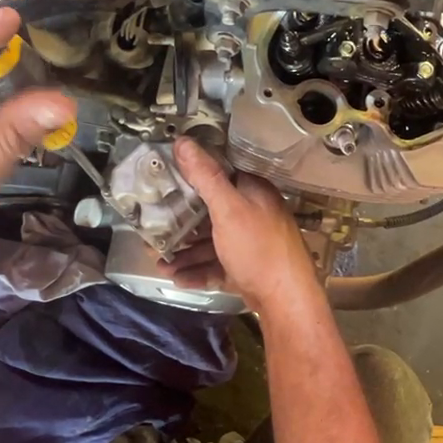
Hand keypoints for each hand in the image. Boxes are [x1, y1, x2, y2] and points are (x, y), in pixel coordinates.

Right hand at [156, 137, 322, 314]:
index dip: (192, 179)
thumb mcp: (228, 209)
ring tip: (160, 262)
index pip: (221, 176)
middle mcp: (255, 214)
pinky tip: (177, 278)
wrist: (286, 300)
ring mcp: (251, 244)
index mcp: (254, 192)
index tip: (165, 184)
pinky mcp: (247, 269)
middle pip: (212, 213)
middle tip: (156, 229)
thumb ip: (205, 177)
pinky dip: (198, 271)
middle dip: (183, 224)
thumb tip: (183, 142)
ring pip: (212, 243)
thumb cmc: (258, 248)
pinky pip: (217, 266)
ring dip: (186, 253)